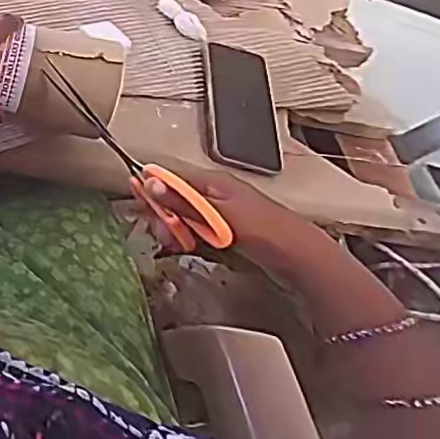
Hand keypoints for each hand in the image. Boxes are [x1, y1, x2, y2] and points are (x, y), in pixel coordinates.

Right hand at [138, 167, 345, 276]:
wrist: (301, 260)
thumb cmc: (261, 231)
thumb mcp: (215, 215)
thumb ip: (180, 200)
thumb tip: (148, 180)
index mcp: (211, 182)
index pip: (169, 178)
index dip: (151, 190)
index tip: (138, 205)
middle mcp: (213, 194)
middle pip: (173, 199)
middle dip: (162, 215)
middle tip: (162, 233)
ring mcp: (219, 213)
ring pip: (182, 217)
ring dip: (173, 230)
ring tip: (174, 243)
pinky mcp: (225, 232)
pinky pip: (195, 231)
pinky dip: (186, 238)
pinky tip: (184, 247)